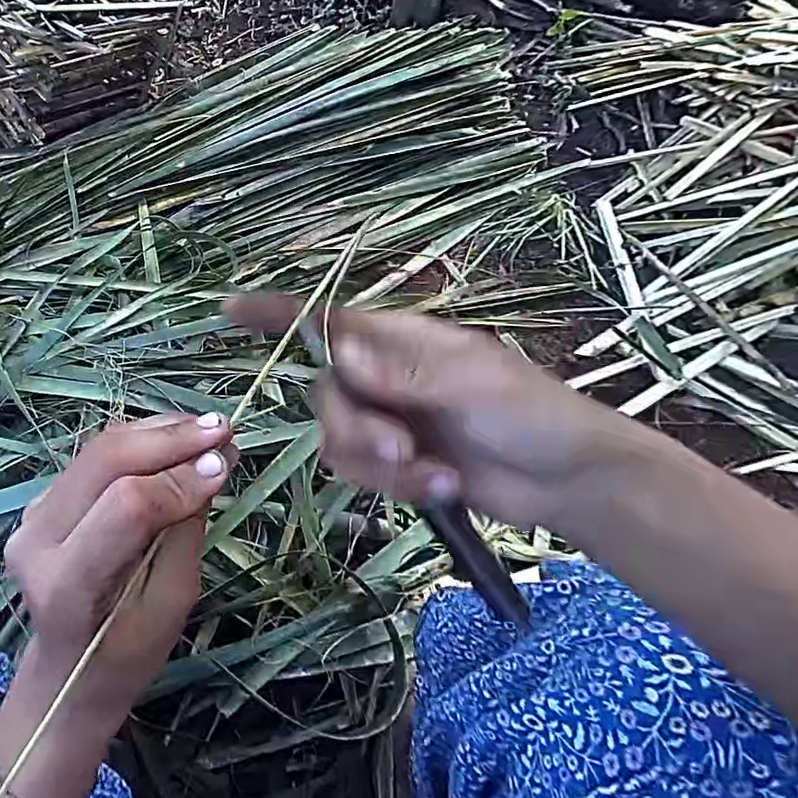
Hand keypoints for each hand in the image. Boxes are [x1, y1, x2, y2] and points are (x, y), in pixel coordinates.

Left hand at [4, 412, 234, 719]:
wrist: (69, 672)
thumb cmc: (128, 654)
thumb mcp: (171, 605)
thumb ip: (185, 533)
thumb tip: (209, 464)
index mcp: (65, 584)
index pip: (126, 507)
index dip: (179, 479)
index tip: (225, 463)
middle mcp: (36, 537)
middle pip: (106, 460)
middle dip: (170, 437)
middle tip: (221, 429)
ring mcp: (32, 512)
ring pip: (100, 447)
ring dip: (159, 430)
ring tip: (208, 427)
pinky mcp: (42, 496)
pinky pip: (95, 455)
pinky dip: (141, 439)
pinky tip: (178, 436)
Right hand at [224, 293, 681, 529]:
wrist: (568, 481)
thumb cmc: (530, 411)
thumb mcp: (472, 382)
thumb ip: (401, 370)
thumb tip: (336, 352)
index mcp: (397, 340)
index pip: (325, 321)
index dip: (277, 315)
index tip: (229, 310)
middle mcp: (381, 376)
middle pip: (325, 394)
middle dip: (357, 428)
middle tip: (403, 448)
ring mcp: (385, 421)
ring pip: (337, 440)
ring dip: (381, 465)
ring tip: (434, 473)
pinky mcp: (394, 463)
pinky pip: (360, 473)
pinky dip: (397, 486)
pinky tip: (442, 486)